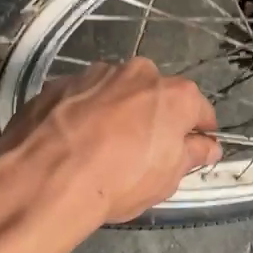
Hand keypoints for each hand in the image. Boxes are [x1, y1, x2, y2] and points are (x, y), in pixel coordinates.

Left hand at [0, 58, 219, 223]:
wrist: (45, 177)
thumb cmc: (120, 179)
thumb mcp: (166, 178)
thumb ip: (191, 155)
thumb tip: (207, 145)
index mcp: (174, 95)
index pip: (199, 109)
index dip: (198, 131)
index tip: (194, 148)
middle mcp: (137, 73)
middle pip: (154, 95)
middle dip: (153, 117)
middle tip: (143, 151)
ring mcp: (95, 74)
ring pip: (115, 92)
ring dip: (116, 112)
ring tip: (101, 147)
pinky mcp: (58, 83)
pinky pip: (81, 98)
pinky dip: (82, 114)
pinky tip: (72, 142)